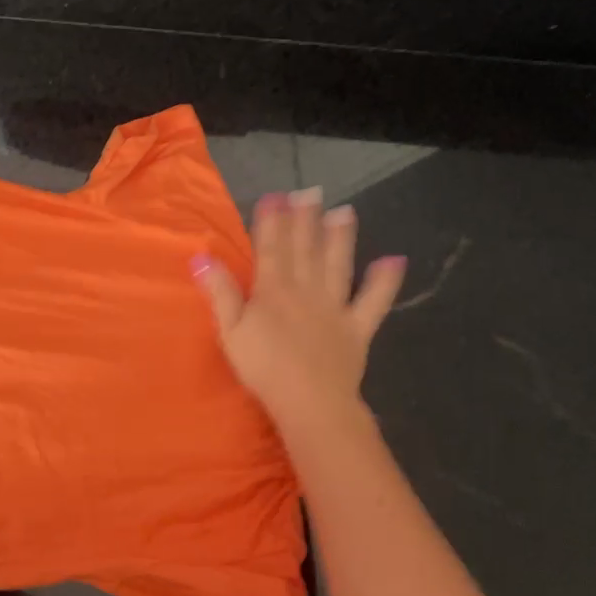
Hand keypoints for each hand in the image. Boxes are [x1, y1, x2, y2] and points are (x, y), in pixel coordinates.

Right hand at [193, 188, 405, 430]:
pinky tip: (394, 260)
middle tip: (310, 192)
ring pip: (337, 265)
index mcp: (272, 290)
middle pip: (304, 248)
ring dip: (340, 237)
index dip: (271, 220)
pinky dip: (384, 282)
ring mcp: (335, 307)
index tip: (274, 196)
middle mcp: (305, 290)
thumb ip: (220, 292)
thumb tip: (201, 257)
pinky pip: (373, 302)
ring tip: (344, 211)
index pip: (270, 247)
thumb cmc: (263, 368)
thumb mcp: (230, 331)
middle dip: (305, 219)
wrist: (311, 404)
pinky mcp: (357, 328)